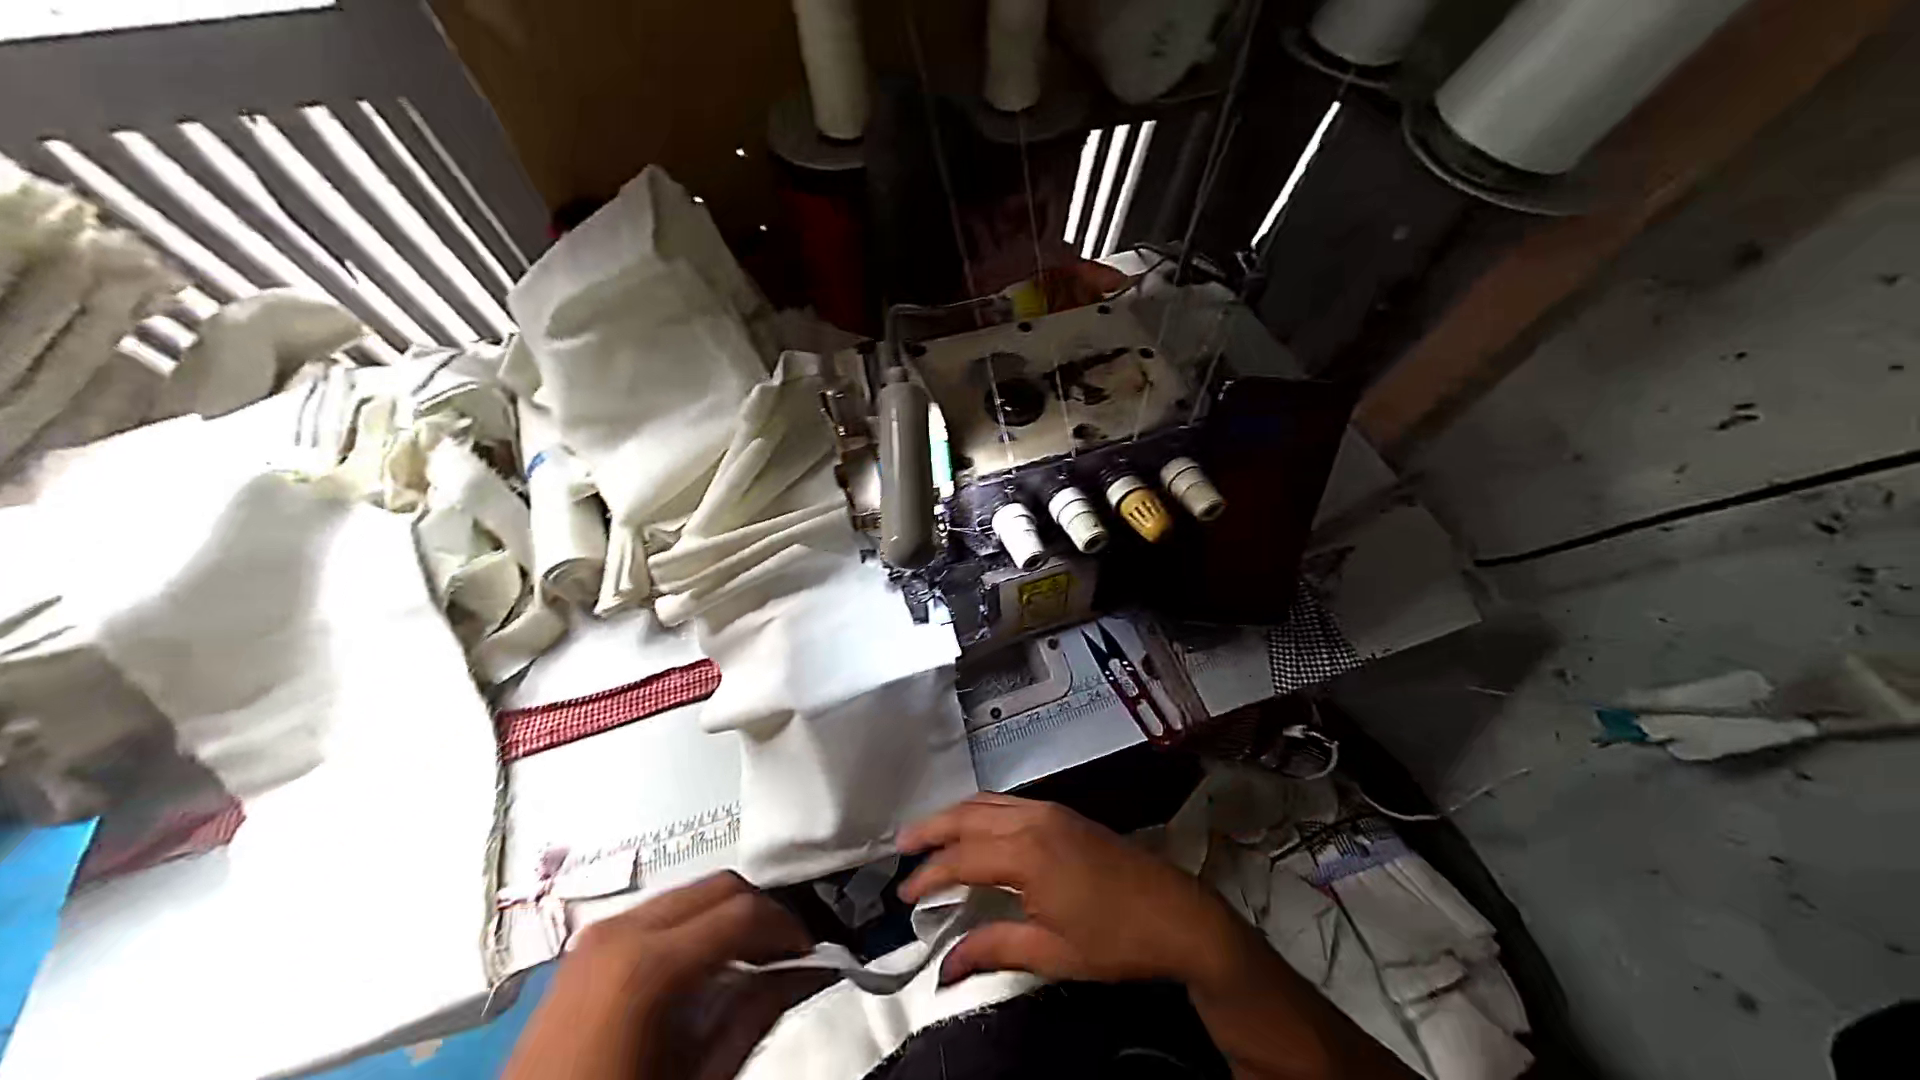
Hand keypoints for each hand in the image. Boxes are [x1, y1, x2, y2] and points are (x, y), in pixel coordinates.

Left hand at [503, 872, 821, 1079]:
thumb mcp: (695, 1079)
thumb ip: (754, 1016)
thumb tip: (801, 976)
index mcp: (646, 966)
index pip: (744, 911)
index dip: (787, 927)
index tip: (809, 952)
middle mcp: (619, 933)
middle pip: (719, 886)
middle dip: (762, 913)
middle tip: (785, 954)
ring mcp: (597, 936)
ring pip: (691, 892)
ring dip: (728, 917)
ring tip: (749, 963)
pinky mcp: (585, 948)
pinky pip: (658, 912)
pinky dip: (693, 926)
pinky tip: (703, 969)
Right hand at [896, 793, 1252, 988]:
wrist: (1177, 916)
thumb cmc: (1114, 940)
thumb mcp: (1051, 952)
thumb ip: (992, 949)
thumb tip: (945, 968)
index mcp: (1027, 853)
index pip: (960, 858)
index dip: (929, 876)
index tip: (906, 895)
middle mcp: (1033, 820)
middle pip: (967, 815)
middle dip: (931, 830)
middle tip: (901, 847)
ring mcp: (1051, 812)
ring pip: (987, 802)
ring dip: (954, 815)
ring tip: (928, 834)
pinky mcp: (1064, 813)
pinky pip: (1008, 803)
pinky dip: (981, 811)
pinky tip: (974, 827)